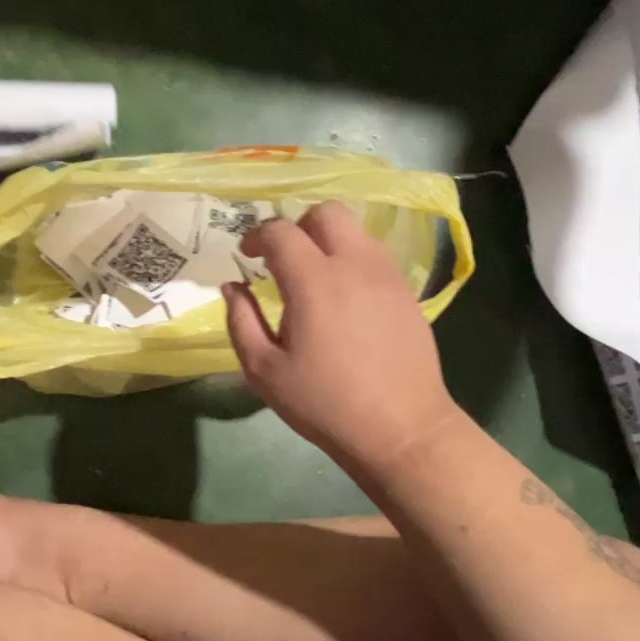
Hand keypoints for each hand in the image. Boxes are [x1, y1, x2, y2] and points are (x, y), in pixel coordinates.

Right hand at [223, 201, 465, 472]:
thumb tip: (232, 287)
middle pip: (326, 213)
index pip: (280, 232)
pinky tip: (344, 297)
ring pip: (356, 230)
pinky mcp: (406, 291)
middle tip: (283, 259)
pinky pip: (375, 256)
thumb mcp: (265, 371)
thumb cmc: (324, 404)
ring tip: (314, 277)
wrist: (400, 427)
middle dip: (298, 226)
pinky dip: (353, 260)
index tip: (246, 256)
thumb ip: (241, 322)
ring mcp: (386, 275)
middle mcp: (354, 264)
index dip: (256, 236)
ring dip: (329, 241)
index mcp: (313, 281)